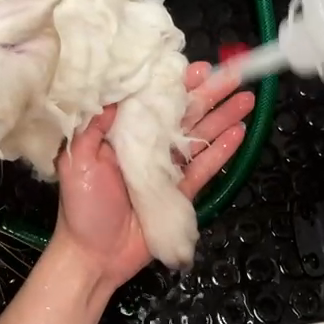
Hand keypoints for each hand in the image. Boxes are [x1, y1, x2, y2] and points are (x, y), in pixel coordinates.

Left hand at [49, 63, 252, 291]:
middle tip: (234, 75)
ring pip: (200, 136)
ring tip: (246, 98)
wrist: (93, 257)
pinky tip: (239, 132)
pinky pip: (204, 167)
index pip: (153, 100)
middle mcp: (147, 144)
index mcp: (121, 132)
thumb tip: (118, 92)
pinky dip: (222, 151)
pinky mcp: (180, 193)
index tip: (199, 67)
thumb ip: (94, 126)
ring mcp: (167, 168)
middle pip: (183, 114)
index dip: (176, 82)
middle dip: (209, 93)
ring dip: (223, 117)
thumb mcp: (76, 159)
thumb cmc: (81, 207)